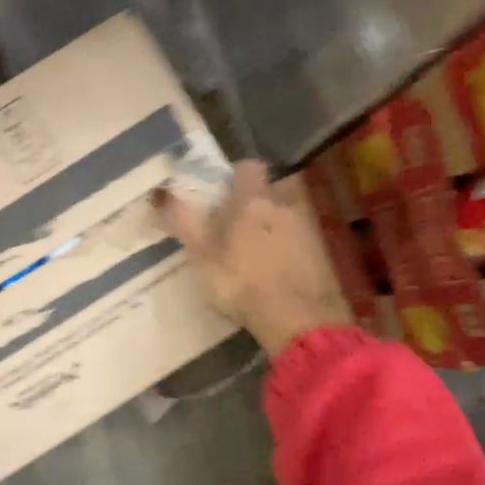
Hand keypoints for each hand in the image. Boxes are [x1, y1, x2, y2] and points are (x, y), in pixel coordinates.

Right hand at [153, 160, 354, 355]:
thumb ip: (185, 223)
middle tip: (236, 227)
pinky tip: (277, 271)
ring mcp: (307, 228)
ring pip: (286, 215)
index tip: (222, 195)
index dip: (235, 177)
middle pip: (270, 190)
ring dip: (273, 226)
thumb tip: (162, 194)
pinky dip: (289, 248)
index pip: (248, 167)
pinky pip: (300, 240)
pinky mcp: (322, 252)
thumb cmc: (240, 283)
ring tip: (256, 253)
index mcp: (252, 200)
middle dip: (255, 203)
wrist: (296, 317)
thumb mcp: (202, 257)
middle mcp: (284, 204)